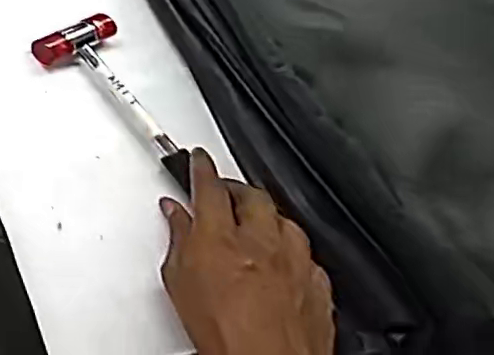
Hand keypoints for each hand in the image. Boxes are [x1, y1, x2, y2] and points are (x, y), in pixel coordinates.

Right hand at [160, 150, 333, 354]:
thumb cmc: (222, 333)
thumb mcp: (178, 279)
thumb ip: (178, 238)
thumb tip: (175, 215)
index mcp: (219, 236)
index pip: (209, 185)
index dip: (202, 166)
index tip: (199, 159)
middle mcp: (259, 244)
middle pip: (252, 196)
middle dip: (236, 188)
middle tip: (225, 191)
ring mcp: (293, 267)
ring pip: (286, 223)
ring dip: (268, 217)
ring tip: (255, 221)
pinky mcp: (318, 292)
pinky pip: (310, 257)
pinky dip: (295, 251)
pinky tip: (285, 257)